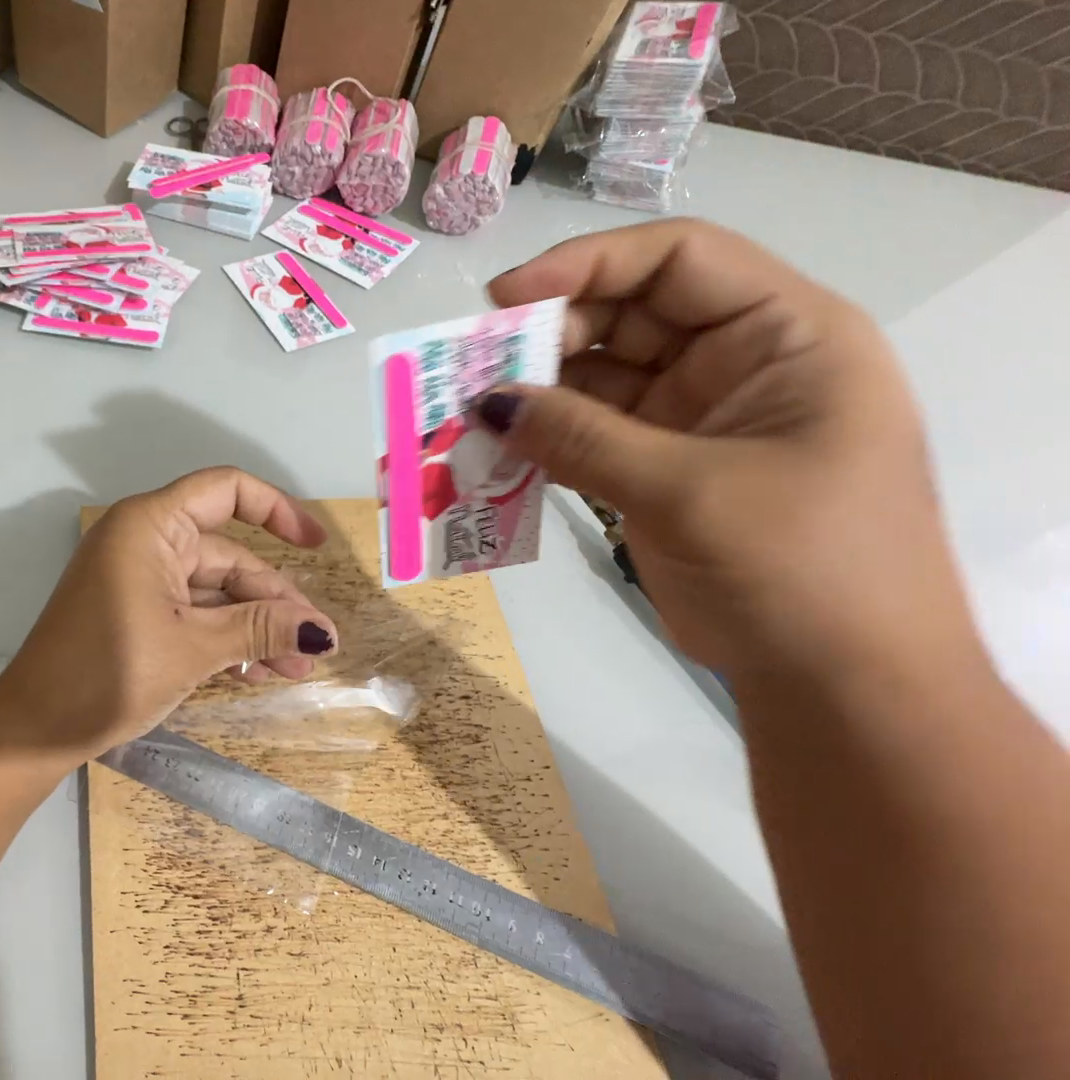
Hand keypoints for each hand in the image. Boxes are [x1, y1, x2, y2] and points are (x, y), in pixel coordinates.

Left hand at [0, 468, 339, 762]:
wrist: (35, 728)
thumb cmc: (109, 672)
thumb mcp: (193, 648)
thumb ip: (259, 630)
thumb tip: (322, 631)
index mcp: (149, 526)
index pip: (225, 491)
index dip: (276, 509)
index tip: (316, 547)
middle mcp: (145, 543)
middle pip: (227, 554)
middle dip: (274, 599)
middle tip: (316, 647)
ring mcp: (139, 581)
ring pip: (215, 591)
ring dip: (256, 627)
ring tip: (299, 669)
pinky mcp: (136, 615)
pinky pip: (193, 614)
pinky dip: (226, 638)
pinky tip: (262, 671)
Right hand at [478, 219, 979, 685]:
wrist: (841, 683)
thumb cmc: (800, 568)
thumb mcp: (687, 490)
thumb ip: (580, 437)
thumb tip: (484, 403)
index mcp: (786, 336)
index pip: (678, 260)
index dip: (586, 264)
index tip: (501, 300)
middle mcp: (740, 362)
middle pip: (626, 315)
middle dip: (544, 337)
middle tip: (468, 372)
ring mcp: (696, 418)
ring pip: (596, 378)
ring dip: (531, 394)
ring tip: (464, 415)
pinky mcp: (661, 469)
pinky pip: (587, 435)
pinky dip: (539, 441)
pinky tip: (489, 452)